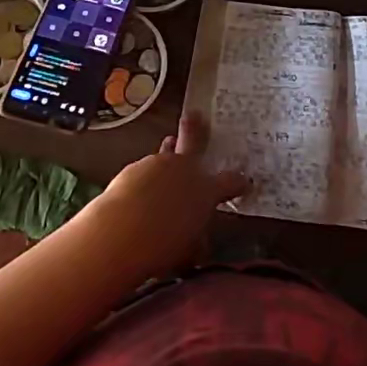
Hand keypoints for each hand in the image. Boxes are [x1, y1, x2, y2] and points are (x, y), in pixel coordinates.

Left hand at [82, 113, 248, 280]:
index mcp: (205, 189)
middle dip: (196, 129)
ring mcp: (157, 164)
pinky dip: (146, 176)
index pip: (230, 182)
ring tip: (169, 145)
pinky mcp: (133, 167)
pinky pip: (145, 169)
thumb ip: (197, 238)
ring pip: (166, 153)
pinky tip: (139, 190)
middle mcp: (183, 169)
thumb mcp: (190, 250)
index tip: (244, 182)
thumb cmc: (164, 246)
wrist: (122, 232)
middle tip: (195, 115)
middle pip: (194, 141)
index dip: (238, 182)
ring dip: (168, 152)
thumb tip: (197, 239)